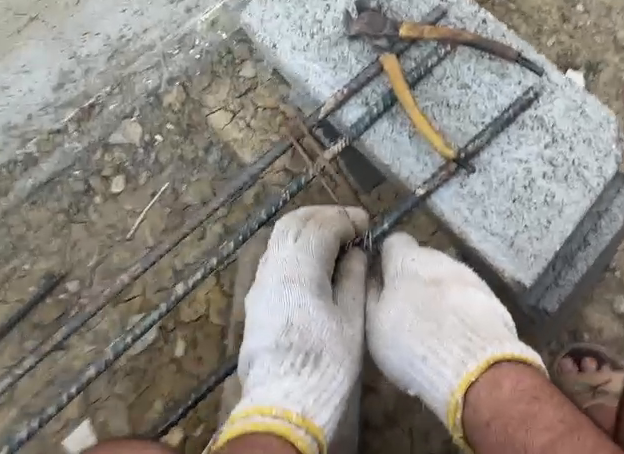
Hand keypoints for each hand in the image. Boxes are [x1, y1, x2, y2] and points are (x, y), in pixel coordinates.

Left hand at [214, 206, 369, 453]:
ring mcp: (260, 283)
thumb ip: (353, 278)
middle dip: (323, 216)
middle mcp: (274, 267)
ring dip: (307, 230)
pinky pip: (275, 257)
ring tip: (333, 241)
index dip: (346, 219)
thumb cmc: (325, 363)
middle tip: (349, 225)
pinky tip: (313, 264)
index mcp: (299, 267)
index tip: (367, 224)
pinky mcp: (256, 301)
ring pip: (281, 238)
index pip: (322, 225)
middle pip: (295, 222)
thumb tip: (355, 253)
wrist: (282, 406)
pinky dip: (296, 248)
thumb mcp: (352, 320)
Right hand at [365, 233, 542, 452]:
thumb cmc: (412, 343)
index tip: (383, 285)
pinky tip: (458, 337)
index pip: (393, 242)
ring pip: (445, 277)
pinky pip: (467, 296)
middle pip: (421, 260)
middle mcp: (438, 257)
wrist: (474, 365)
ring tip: (436, 330)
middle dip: (414, 280)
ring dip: (438, 294)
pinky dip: (460, 309)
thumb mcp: (374, 324)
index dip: (387, 261)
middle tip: (408, 313)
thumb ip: (371, 293)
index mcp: (406, 259)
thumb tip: (372, 275)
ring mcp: (468, 274)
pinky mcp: (490, 295)